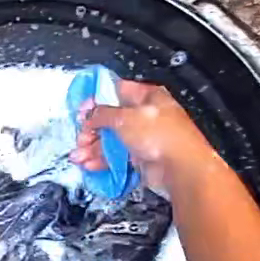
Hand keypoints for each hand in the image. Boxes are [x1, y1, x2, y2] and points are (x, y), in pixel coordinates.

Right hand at [70, 80, 229, 194]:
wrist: (181, 169)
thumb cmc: (160, 135)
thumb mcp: (125, 118)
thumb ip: (101, 113)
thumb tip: (89, 115)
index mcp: (147, 97)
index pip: (116, 90)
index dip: (96, 99)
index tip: (81, 110)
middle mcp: (145, 115)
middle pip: (110, 118)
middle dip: (91, 129)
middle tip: (80, 138)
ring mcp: (143, 137)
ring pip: (111, 139)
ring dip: (92, 148)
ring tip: (78, 156)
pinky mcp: (141, 157)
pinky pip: (116, 156)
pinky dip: (102, 160)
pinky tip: (89, 164)